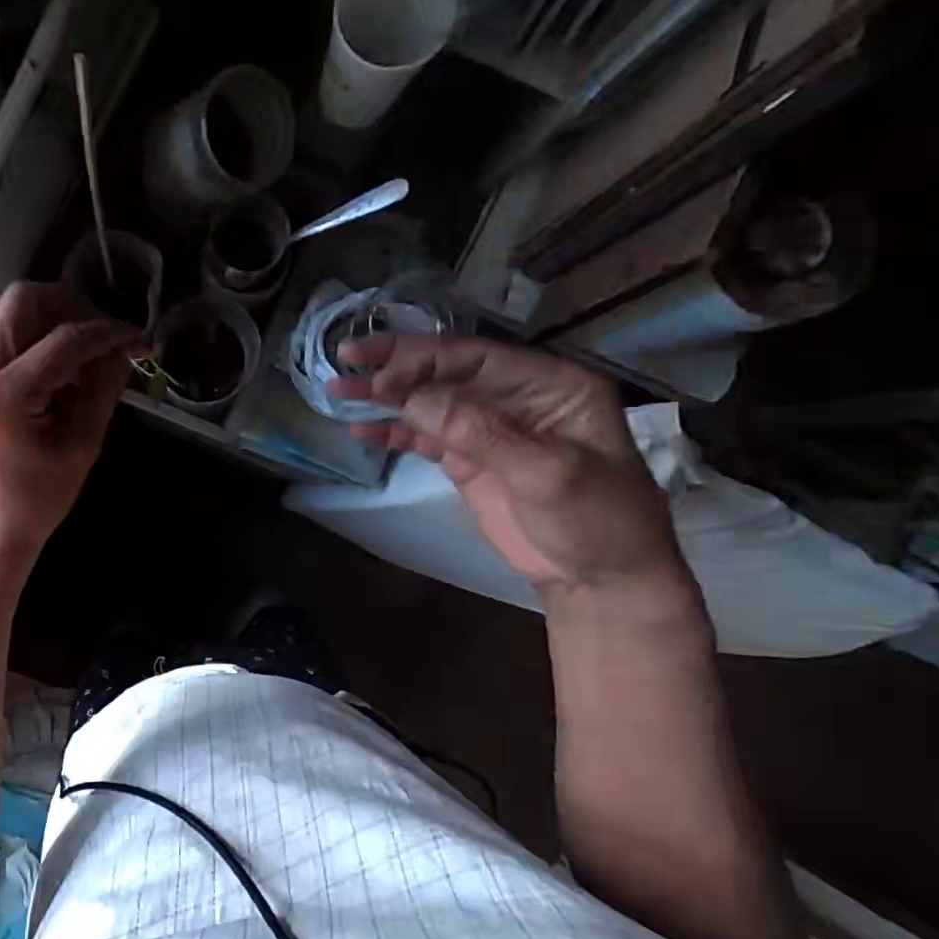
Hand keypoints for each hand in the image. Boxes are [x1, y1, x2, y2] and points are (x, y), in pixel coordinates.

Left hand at [0, 282, 143, 559]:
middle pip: (24, 299)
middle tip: (106, 336)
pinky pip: (7, 334)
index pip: (65, 338)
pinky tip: (65, 370)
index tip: (140, 339)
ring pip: (13, 311)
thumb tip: (125, 349)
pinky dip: (40, 338)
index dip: (108, 332)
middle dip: (74, 307)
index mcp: (4, 394)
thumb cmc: (38, 499)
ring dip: (57, 321)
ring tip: (89, 357)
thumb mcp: (82, 446)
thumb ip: (104, 389)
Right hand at [328, 335, 685, 596]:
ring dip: (384, 397)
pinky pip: (423, 437)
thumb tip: (413, 401)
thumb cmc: (597, 520)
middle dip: (395, 366)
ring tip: (338, 390)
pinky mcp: (467, 459)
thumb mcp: (548, 472)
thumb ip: (481, 432)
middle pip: (445, 371)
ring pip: (428, 401)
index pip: (477, 357)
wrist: (600, 581)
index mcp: (549, 384)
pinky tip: (360, 429)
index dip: (424, 360)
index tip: (380, 375)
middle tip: (346, 359)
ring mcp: (487, 428)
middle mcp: (515, 396)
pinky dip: (392, 433)